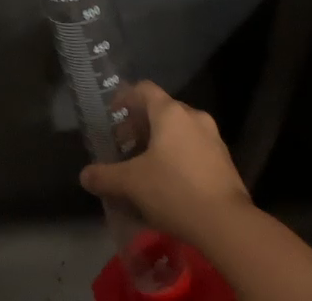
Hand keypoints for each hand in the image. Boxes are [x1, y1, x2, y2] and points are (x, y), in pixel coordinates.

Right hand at [78, 81, 252, 244]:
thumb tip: (85, 175)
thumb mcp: (132, 183)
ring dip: (160, 142)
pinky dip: (178, 155)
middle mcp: (194, 116)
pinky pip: (194, 148)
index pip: (144, 89)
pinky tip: (170, 182)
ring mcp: (213, 137)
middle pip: (162, 110)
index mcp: (170, 112)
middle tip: (125, 146)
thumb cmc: (174, 190)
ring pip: (179, 130)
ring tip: (145, 166)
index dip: (125, 98)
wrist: (226, 223)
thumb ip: (105, 176)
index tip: (112, 115)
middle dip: (140, 125)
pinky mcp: (224, 160)